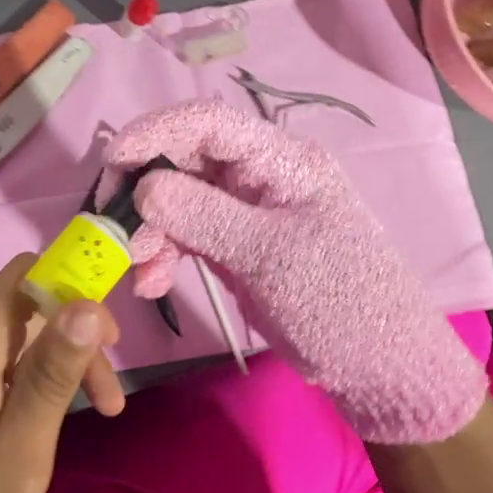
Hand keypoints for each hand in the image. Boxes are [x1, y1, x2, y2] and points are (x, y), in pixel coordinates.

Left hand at [0, 255, 124, 492]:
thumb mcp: (17, 461)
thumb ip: (51, 376)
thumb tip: (88, 304)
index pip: (30, 274)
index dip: (77, 294)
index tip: (108, 350)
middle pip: (20, 305)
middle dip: (68, 342)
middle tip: (104, 407)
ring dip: (40, 362)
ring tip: (60, 425)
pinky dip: (6, 373)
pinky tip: (15, 423)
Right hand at [103, 101, 485, 443]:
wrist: (380, 370)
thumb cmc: (341, 303)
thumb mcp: (271, 257)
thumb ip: (205, 216)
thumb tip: (143, 186)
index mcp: (280, 159)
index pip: (208, 123)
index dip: (156, 132)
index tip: (113, 160)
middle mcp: (258, 174)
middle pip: (184, 159)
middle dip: (144, 189)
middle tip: (112, 224)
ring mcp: (244, 209)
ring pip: (177, 198)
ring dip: (150, 230)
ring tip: (139, 272)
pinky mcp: (233, 242)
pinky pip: (184, 232)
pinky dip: (163, 253)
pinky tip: (152, 284)